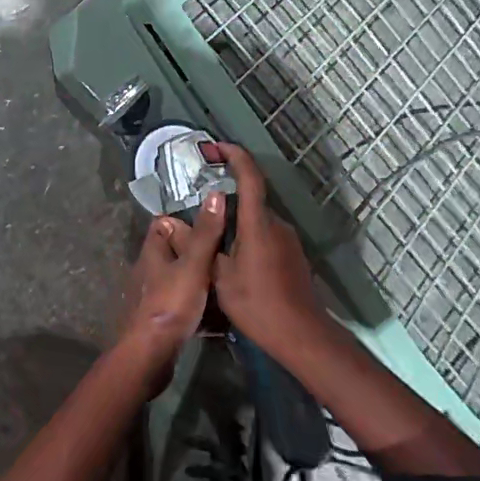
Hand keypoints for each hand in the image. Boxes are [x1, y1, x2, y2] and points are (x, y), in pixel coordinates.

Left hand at [121, 196, 224, 366]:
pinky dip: (197, 304)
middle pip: (172, 251)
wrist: (150, 356)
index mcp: (151, 253)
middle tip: (225, 245)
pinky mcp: (160, 319)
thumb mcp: (193, 265)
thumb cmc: (170, 304)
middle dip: (195, 248)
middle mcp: (148, 272)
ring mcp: (152, 297)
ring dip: (197, 277)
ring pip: (178, 278)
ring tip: (226, 274)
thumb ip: (205, 233)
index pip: (162, 224)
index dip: (183, 217)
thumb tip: (215, 193)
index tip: (210, 215)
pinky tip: (217, 309)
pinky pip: (181, 304)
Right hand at [205, 144, 328, 357]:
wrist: (302, 333)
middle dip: (228, 195)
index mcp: (258, 224)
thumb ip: (203, 247)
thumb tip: (178, 225)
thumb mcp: (220, 279)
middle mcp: (276, 224)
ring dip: (237, 220)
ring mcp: (288, 239)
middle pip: (252, 198)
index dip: (235, 156)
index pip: (250, 177)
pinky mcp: (292, 254)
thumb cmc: (259, 305)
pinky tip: (232, 258)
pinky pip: (266, 234)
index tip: (217, 147)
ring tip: (212, 237)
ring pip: (257, 219)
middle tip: (201, 201)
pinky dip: (248, 235)